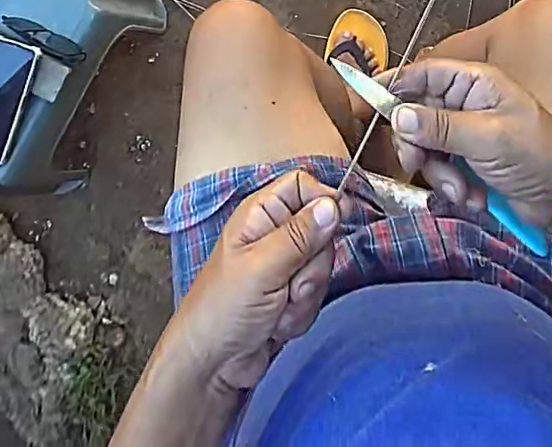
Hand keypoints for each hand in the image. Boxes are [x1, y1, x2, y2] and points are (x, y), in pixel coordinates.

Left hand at [165, 170, 338, 392]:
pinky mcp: (291, 291)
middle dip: (312, 264)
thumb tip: (333, 204)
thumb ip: (299, 236)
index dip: (323, 197)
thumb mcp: (263, 267)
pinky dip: (301, 312)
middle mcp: (275, 231)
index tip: (339, 218)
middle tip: (290, 283)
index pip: (303, 184)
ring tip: (277, 306)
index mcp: (261, 212)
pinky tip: (277, 323)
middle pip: (321, 229)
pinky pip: (316, 293)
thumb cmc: (223, 307)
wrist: (212, 366)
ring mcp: (284, 263)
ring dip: (305, 293)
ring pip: (321, 265)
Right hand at [384, 58, 551, 232]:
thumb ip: (440, 126)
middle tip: (417, 164)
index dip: (396, 84)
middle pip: (417, 111)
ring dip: (436, 171)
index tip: (370, 100)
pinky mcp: (468, 162)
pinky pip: (440, 168)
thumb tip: (398, 115)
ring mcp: (467, 133)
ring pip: (425, 144)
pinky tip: (472, 198)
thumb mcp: (488, 138)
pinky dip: (450, 186)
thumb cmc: (541, 158)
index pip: (425, 73)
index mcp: (476, 82)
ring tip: (460, 190)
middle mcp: (467, 103)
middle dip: (417, 142)